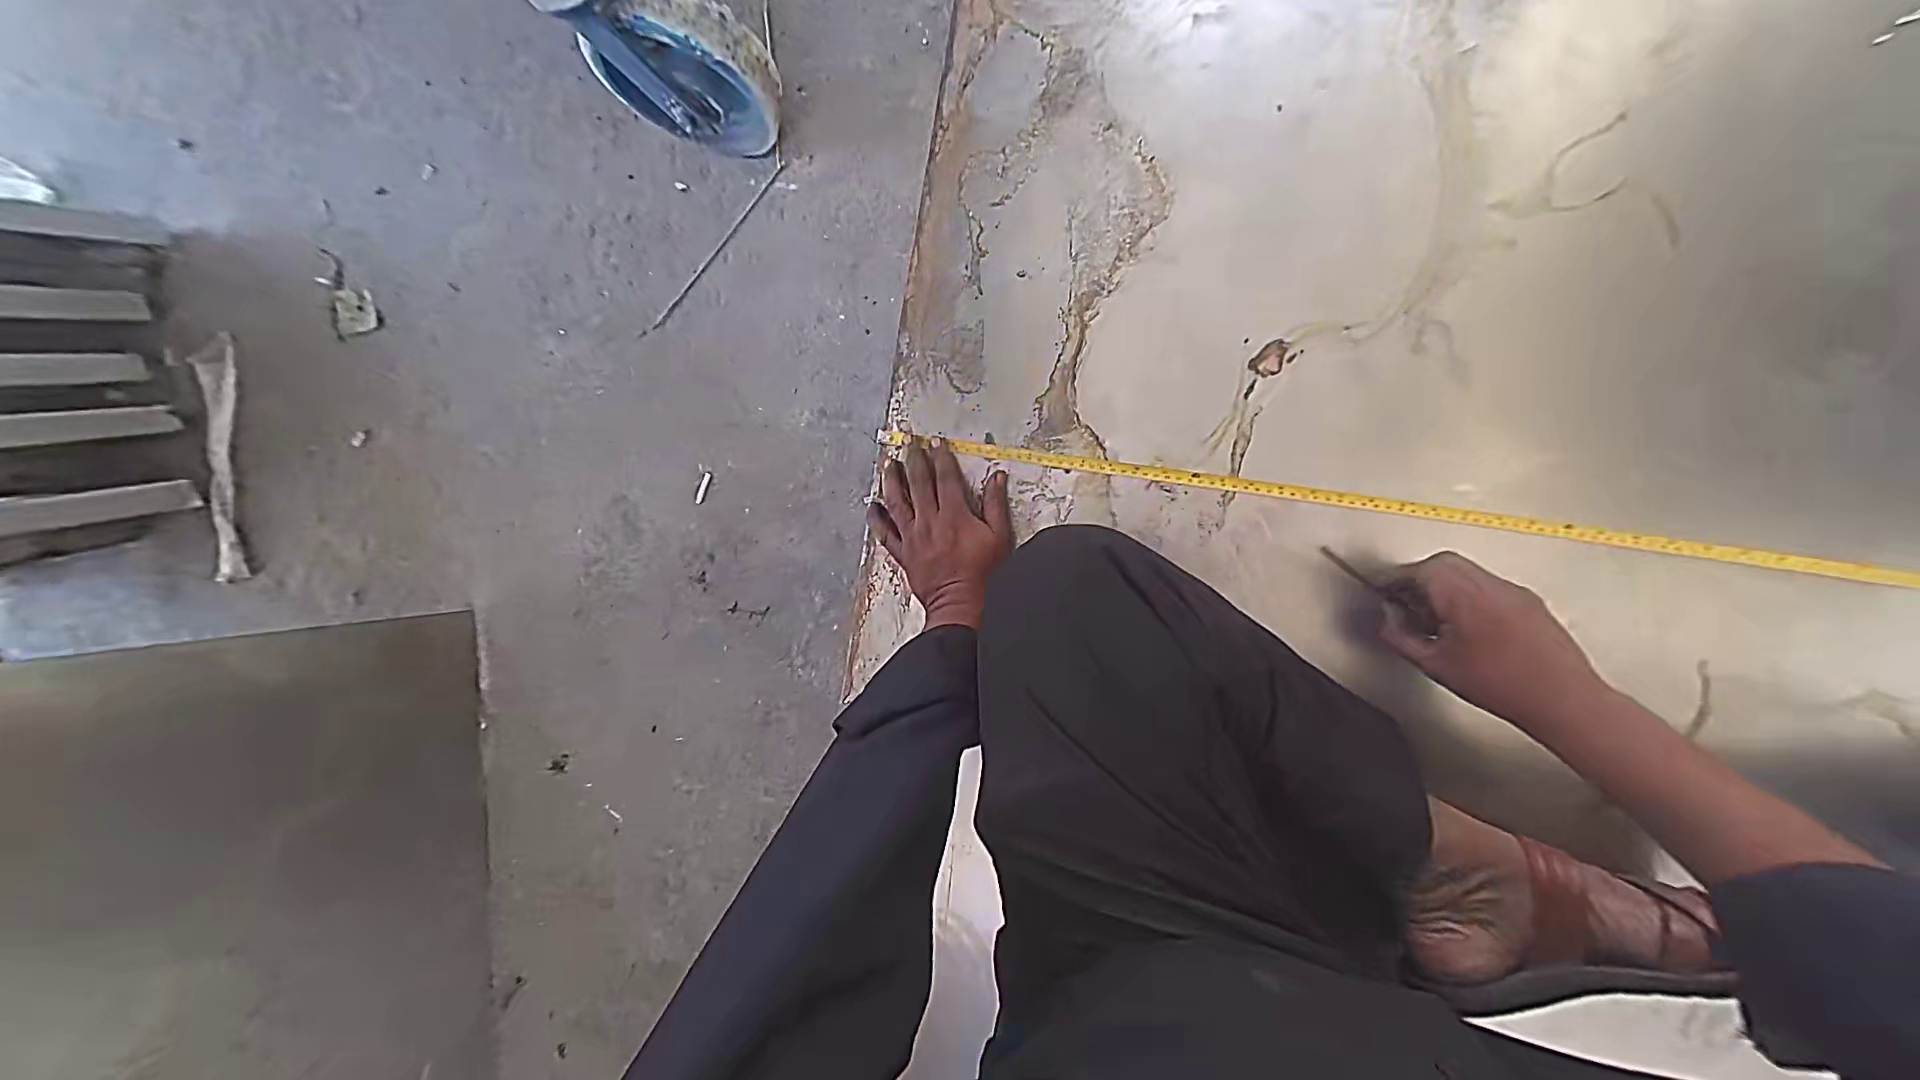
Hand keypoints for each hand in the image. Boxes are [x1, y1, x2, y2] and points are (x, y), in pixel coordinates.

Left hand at [868, 438, 1012, 629]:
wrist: (962, 606)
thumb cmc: (983, 575)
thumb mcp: (1000, 537)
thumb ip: (995, 505)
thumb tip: (996, 479)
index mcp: (955, 516)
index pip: (946, 478)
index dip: (940, 457)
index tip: (936, 443)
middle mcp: (930, 523)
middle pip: (919, 484)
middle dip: (914, 460)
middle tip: (909, 444)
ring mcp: (913, 538)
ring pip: (897, 502)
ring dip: (891, 481)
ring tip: (888, 464)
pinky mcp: (904, 554)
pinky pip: (885, 533)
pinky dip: (876, 518)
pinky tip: (872, 506)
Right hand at [1380, 552, 1610, 729]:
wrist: (1564, 702)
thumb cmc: (1504, 686)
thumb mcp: (1435, 664)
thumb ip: (1401, 638)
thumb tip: (1388, 623)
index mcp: (1464, 596)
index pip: (1419, 570)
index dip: (1396, 580)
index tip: (1385, 593)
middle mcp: (1492, 587)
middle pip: (1444, 563)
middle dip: (1419, 579)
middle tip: (1406, 602)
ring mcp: (1515, 593)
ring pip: (1468, 572)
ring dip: (1445, 587)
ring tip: (1437, 619)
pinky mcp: (1531, 603)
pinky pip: (1490, 586)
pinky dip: (1470, 597)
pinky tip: (1467, 627)